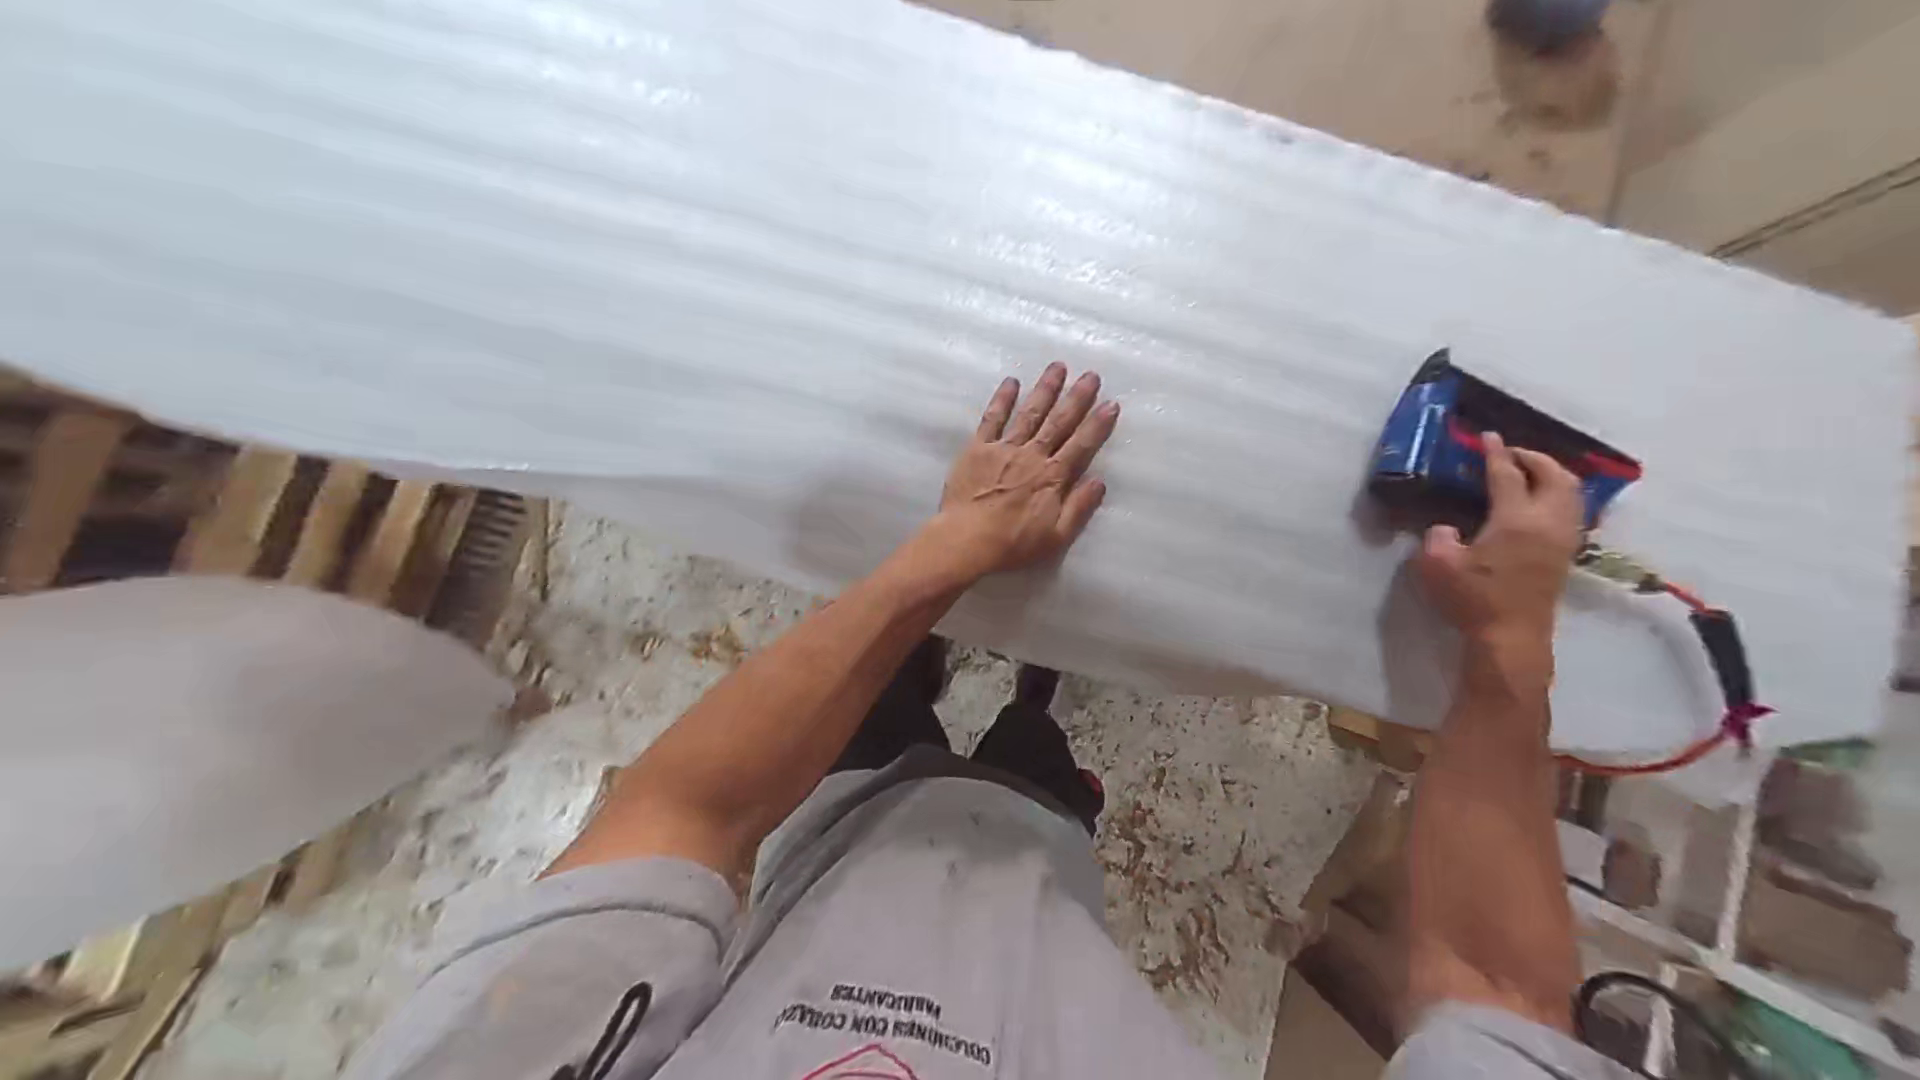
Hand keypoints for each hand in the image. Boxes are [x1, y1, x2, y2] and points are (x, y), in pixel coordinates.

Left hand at [920, 363, 1119, 581]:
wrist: (966, 540)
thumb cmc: (1012, 544)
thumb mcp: (1056, 537)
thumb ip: (1079, 508)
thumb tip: (1099, 482)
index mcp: (1052, 477)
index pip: (1081, 445)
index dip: (1098, 424)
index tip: (1111, 404)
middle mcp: (1031, 456)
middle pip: (1058, 422)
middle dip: (1076, 398)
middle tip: (1091, 375)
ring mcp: (1003, 449)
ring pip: (1029, 413)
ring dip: (1045, 389)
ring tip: (1057, 367)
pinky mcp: (977, 449)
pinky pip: (992, 419)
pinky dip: (1002, 399)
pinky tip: (1011, 382)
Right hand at [1416, 432, 1583, 648]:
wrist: (1510, 636)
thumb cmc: (1472, 598)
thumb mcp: (1437, 563)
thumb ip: (1438, 536)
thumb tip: (1449, 527)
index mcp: (1516, 520)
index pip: (1507, 475)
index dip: (1495, 453)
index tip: (1488, 436)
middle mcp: (1548, 522)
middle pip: (1555, 476)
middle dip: (1534, 457)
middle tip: (1510, 452)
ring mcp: (1563, 538)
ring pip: (1571, 492)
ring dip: (1551, 474)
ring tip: (1528, 472)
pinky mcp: (1565, 553)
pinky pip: (1572, 510)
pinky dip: (1558, 494)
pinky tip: (1539, 501)